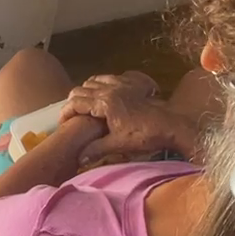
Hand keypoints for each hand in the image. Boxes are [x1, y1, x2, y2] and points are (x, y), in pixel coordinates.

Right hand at [61, 73, 198, 164]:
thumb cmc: (144, 135)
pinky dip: (102, 84)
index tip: (63, 124)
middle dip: (73, 102)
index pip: (75, 102)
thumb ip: (96, 149)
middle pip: (81, 89)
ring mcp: (121, 84)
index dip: (65, 112)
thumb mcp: (118, 145)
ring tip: (87, 106)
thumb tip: (79, 158)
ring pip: (94, 80)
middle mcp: (110, 89)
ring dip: (87, 91)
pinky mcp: (132, 84)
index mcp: (104, 103)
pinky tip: (106, 95)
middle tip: (73, 116)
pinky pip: (110, 77)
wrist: (171, 125)